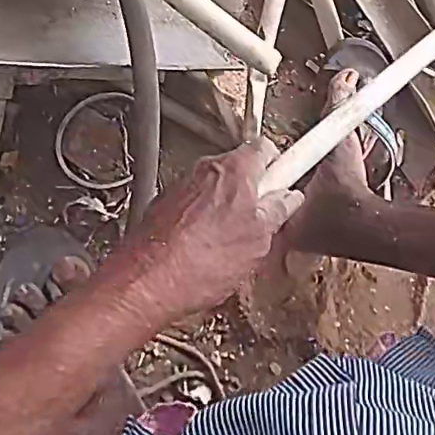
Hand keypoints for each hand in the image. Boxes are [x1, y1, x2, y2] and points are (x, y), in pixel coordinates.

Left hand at [98, 139, 302, 323]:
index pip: (267, 148)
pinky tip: (206, 254)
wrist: (143, 286)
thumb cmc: (198, 261)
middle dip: (255, 193)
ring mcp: (182, 187)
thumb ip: (278, 211)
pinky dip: (203, 224)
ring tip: (231, 246)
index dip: (283, 165)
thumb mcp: (259, 239)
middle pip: (242, 169)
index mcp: (235, 169)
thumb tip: (289, 199)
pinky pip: (195, 208)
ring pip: (218, 191)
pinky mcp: (163, 208)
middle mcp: (206, 170)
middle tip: (264, 223)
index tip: (291, 177)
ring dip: (228, 210)